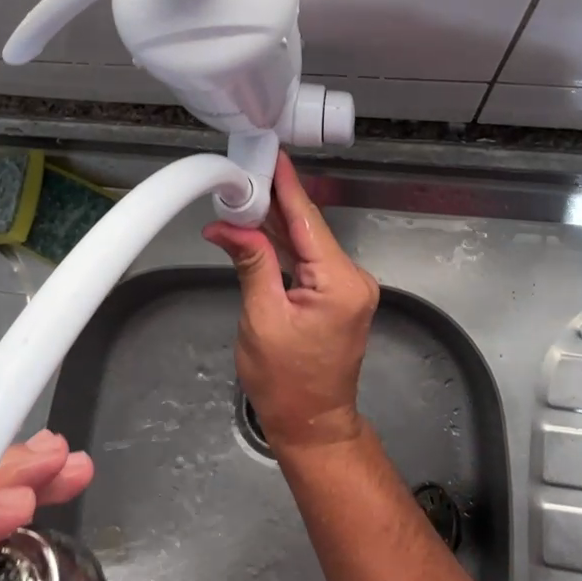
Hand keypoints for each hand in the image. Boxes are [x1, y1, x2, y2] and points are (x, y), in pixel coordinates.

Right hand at [204, 151, 379, 451]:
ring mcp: (349, 288)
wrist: (312, 425)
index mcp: (340, 282)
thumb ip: (251, 263)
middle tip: (245, 173)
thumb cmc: (286, 383)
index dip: (286, 186)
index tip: (272, 155)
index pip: (307, 220)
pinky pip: (309, 260)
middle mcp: (353, 279)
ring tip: (244, 196)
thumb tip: (228, 226)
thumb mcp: (262, 318)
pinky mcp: (339, 297)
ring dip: (276, 225)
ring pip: (307, 243)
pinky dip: (284, 247)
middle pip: (308, 228)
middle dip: (275, 203)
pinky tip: (260, 230)